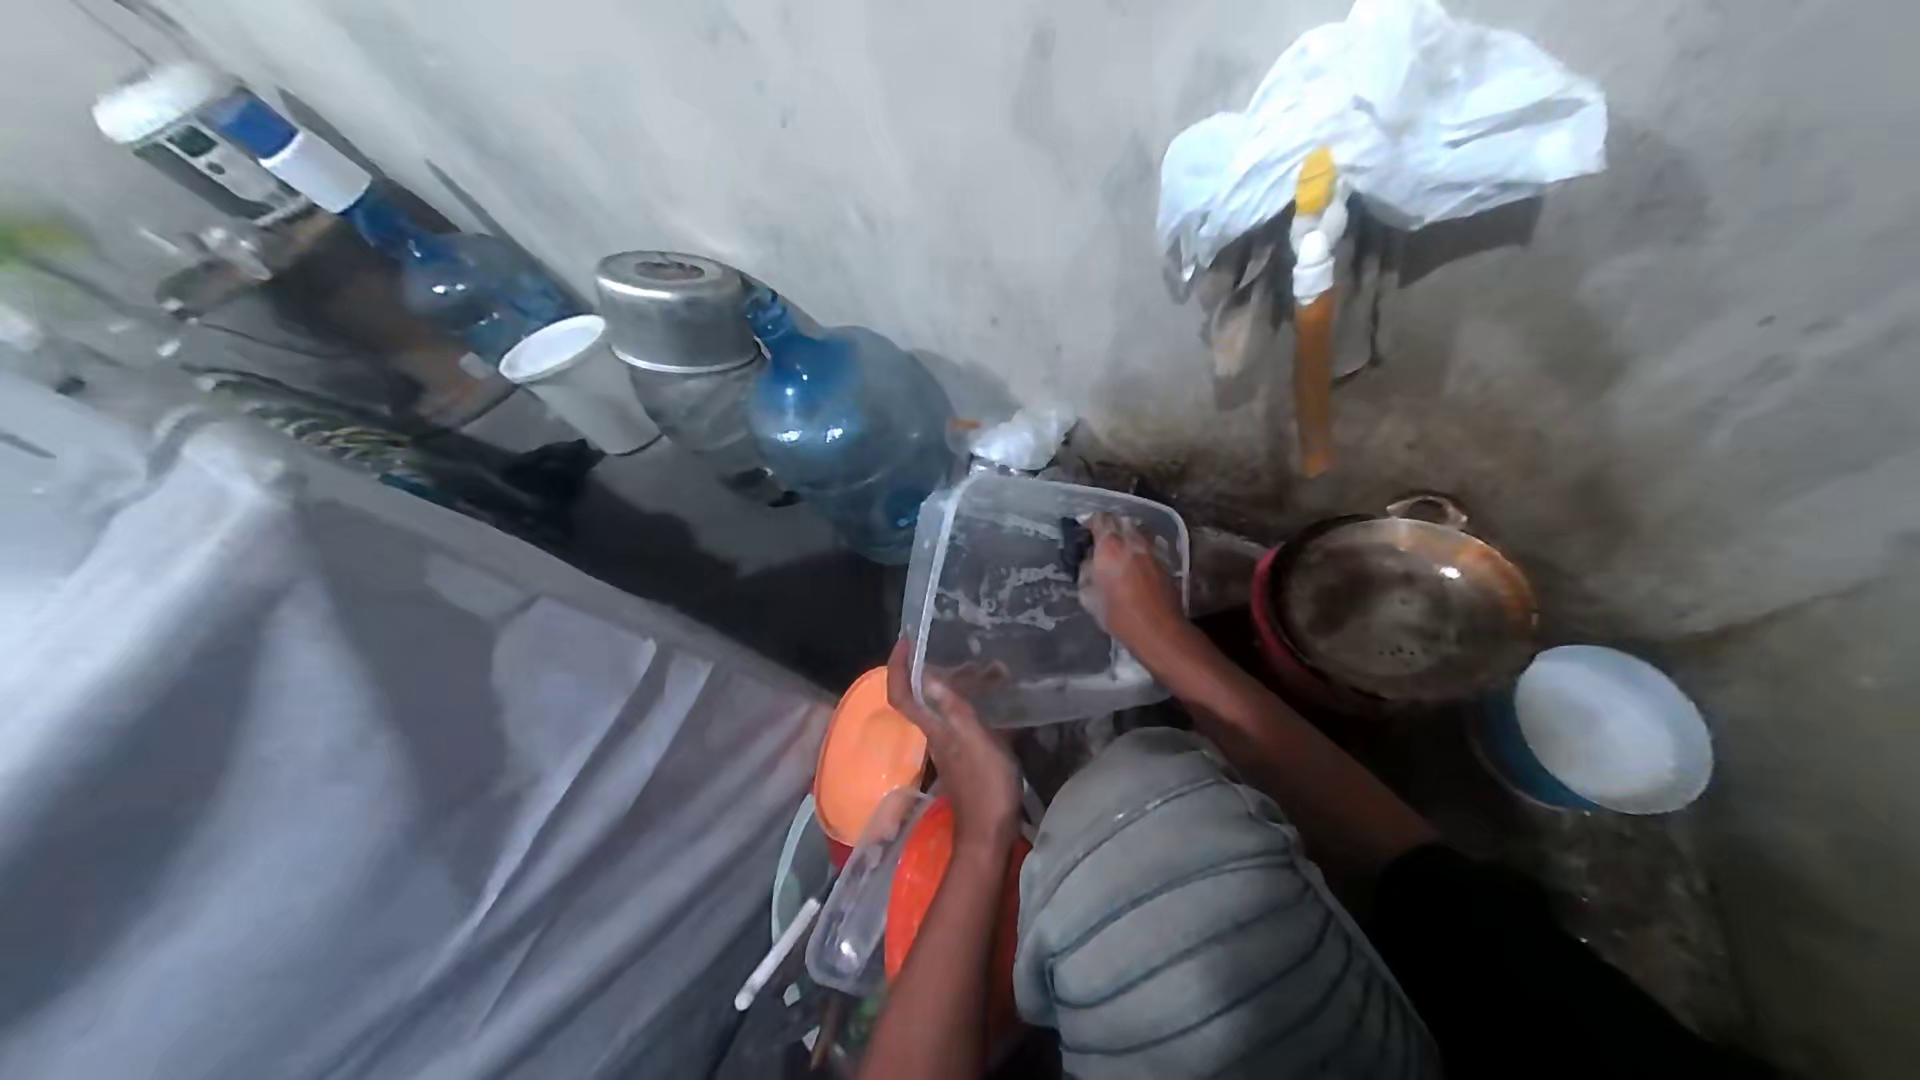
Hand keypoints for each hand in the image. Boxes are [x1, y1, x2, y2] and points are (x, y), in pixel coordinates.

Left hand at [888, 639, 1021, 851]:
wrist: (990, 832)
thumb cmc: (986, 785)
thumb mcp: (975, 740)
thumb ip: (954, 709)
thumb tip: (926, 676)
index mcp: (933, 728)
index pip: (902, 694)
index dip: (897, 667)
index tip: (904, 642)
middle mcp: (936, 733)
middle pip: (925, 696)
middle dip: (939, 670)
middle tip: (966, 655)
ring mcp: (950, 745)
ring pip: (946, 706)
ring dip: (962, 686)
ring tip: (992, 672)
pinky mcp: (965, 753)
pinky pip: (963, 718)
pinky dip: (975, 703)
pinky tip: (997, 700)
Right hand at [1079, 513, 1188, 659]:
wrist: (1159, 630)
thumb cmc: (1118, 615)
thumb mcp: (1089, 596)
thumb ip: (1086, 572)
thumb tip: (1090, 562)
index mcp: (1110, 547)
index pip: (1100, 519)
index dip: (1090, 524)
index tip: (1085, 536)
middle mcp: (1132, 542)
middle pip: (1120, 521)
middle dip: (1110, 528)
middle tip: (1102, 543)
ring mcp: (1151, 551)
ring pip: (1137, 532)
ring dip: (1126, 537)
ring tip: (1119, 552)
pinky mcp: (1165, 562)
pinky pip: (1148, 547)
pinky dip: (1139, 550)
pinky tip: (1135, 566)